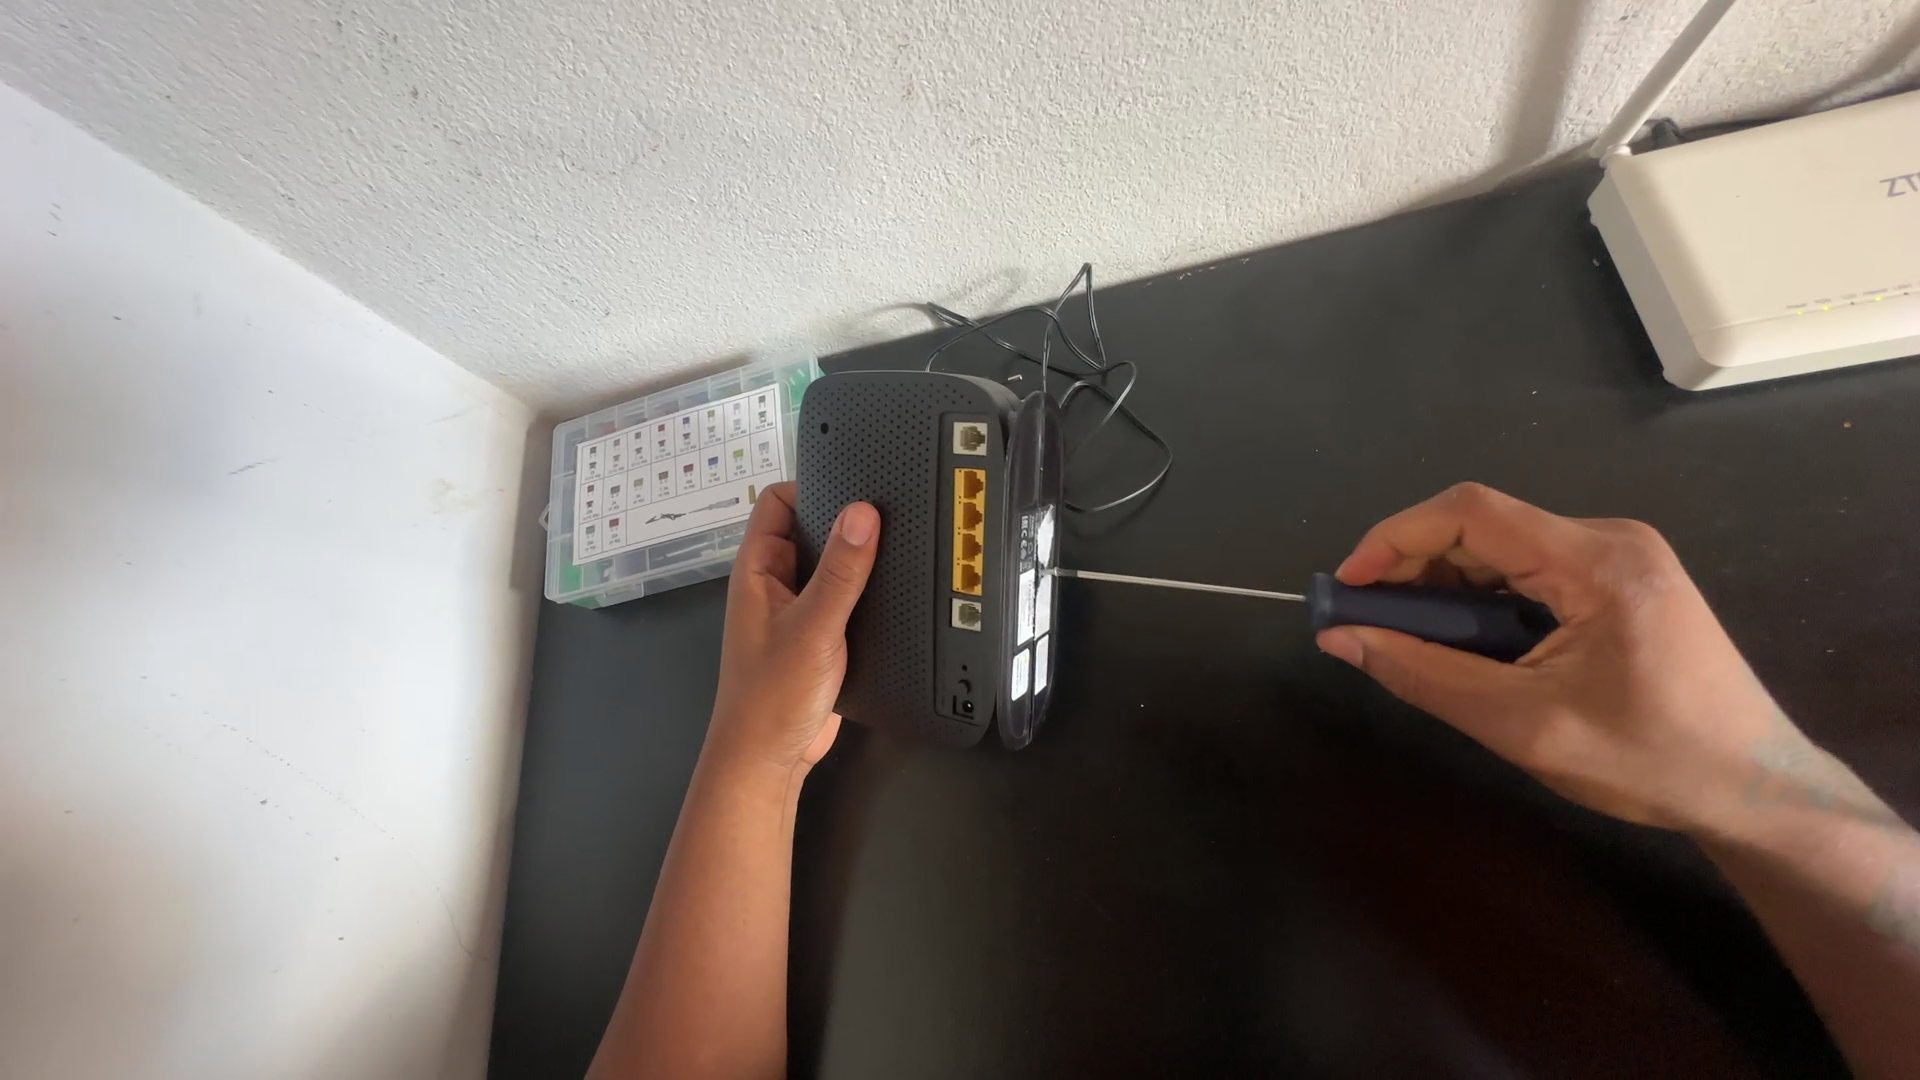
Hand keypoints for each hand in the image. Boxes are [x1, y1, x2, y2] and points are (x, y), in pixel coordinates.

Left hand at [706, 482, 878, 774]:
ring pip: (830, 566)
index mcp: (759, 569)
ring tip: (905, 540)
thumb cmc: (775, 692)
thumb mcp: (812, 626)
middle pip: (809, 531)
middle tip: (895, 508)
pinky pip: (843, 597)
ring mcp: (798, 610)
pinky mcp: (820, 635)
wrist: (770, 760)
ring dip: (860, 557)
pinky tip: (899, 587)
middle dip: (845, 520)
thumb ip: (839, 571)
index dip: (812, 485)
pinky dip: (866, 589)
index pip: (778, 503)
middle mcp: (776, 583)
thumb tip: (863, 512)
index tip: (858, 480)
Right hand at [1316, 482, 1834, 835]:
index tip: (1349, 586)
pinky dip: (1468, 596)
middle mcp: (1607, 541)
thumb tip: (1335, 638)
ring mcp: (1613, 557)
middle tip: (1366, 616)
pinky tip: (1454, 636)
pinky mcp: (1610, 579)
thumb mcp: (1518, 724)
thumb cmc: (1648, 762)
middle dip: (1407, 565)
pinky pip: (1516, 568)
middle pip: (1477, 525)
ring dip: (1435, 583)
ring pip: (1492, 546)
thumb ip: (1419, 674)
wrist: (1761, 795)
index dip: (1395, 538)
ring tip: (1402, 632)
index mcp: (1599, 563)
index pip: (1471, 512)